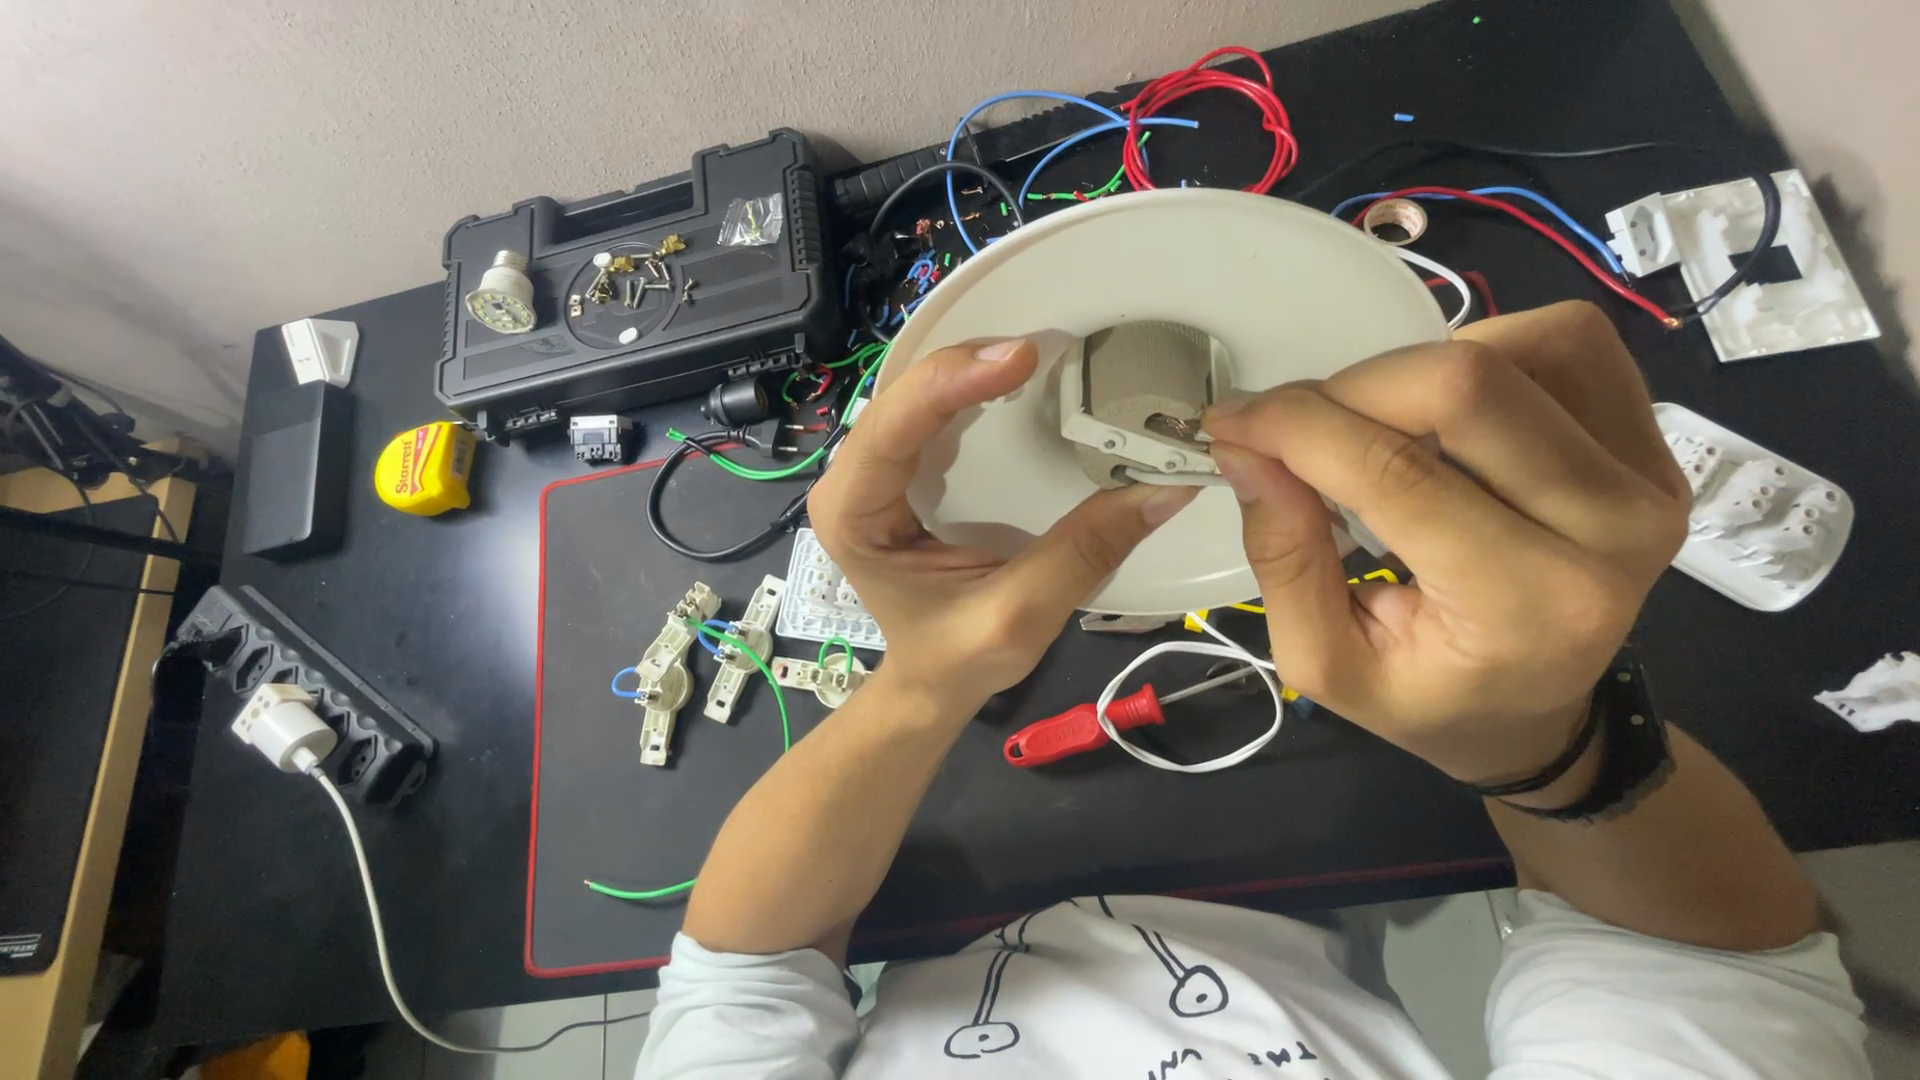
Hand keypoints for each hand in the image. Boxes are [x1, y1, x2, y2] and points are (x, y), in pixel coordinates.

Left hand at [809, 338, 1197, 707]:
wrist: (934, 679)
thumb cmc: (958, 659)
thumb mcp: (1019, 617)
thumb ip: (1082, 553)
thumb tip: (1164, 487)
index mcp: (854, 517)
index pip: (891, 430)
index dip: (949, 385)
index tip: (1018, 358)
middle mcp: (854, 484)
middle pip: (901, 400)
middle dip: (965, 367)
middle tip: (1037, 348)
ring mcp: (878, 473)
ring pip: (916, 398)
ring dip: (970, 370)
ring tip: (1033, 356)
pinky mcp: (907, 473)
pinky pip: (934, 415)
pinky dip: (974, 391)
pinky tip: (1015, 380)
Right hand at [1202, 302, 1689, 782]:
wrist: (1534, 714)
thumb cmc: (1425, 698)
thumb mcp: (1322, 660)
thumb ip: (1283, 557)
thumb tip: (1246, 449)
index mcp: (1523, 601)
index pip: (1394, 470)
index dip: (1295, 427)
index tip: (1229, 421)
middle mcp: (1610, 527)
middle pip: (1465, 386)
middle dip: (1348, 389)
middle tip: (1297, 428)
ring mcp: (1648, 475)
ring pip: (1524, 346)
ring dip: (1415, 368)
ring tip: (1370, 424)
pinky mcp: (1655, 443)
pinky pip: (1567, 343)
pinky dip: (1483, 350)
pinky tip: (1436, 407)